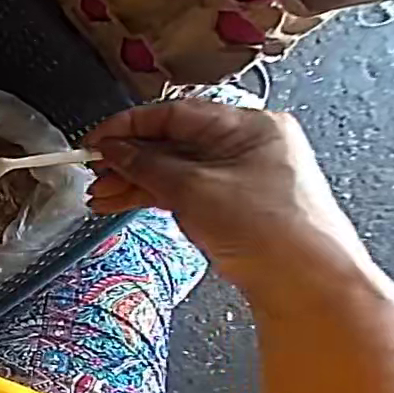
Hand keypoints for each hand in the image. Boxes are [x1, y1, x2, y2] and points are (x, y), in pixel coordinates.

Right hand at [83, 97, 369, 296]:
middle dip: (124, 158)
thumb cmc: (270, 228)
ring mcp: (229, 173)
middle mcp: (240, 144)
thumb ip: (146, 165)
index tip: (95, 140)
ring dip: (128, 180)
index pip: (173, 114)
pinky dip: (143, 194)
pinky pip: (173, 188)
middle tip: (93, 170)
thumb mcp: (194, 188)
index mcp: (247, 126)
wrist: (300, 278)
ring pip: (165, 167)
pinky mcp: (220, 199)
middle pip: (167, 141)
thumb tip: (113, 149)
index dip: (127, 125)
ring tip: (99, 194)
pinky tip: (115, 203)